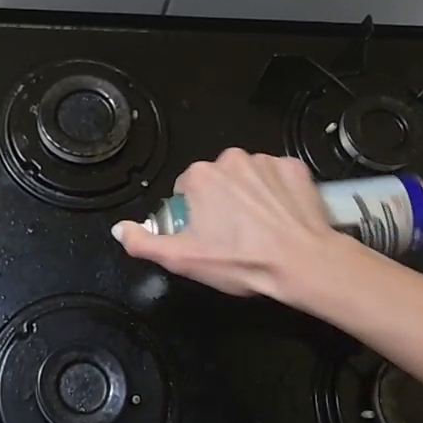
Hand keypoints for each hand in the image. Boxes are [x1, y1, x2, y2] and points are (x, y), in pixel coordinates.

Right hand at [112, 148, 342, 299]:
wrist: (304, 263)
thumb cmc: (241, 262)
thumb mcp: (182, 259)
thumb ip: (143, 242)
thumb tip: (119, 229)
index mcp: (200, 176)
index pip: (185, 190)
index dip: (193, 215)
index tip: (206, 236)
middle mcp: (231, 159)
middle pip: (216, 180)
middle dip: (220, 202)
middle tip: (232, 237)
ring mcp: (266, 161)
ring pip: (246, 177)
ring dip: (248, 196)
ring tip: (259, 230)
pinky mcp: (295, 168)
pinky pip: (277, 177)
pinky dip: (276, 193)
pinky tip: (281, 218)